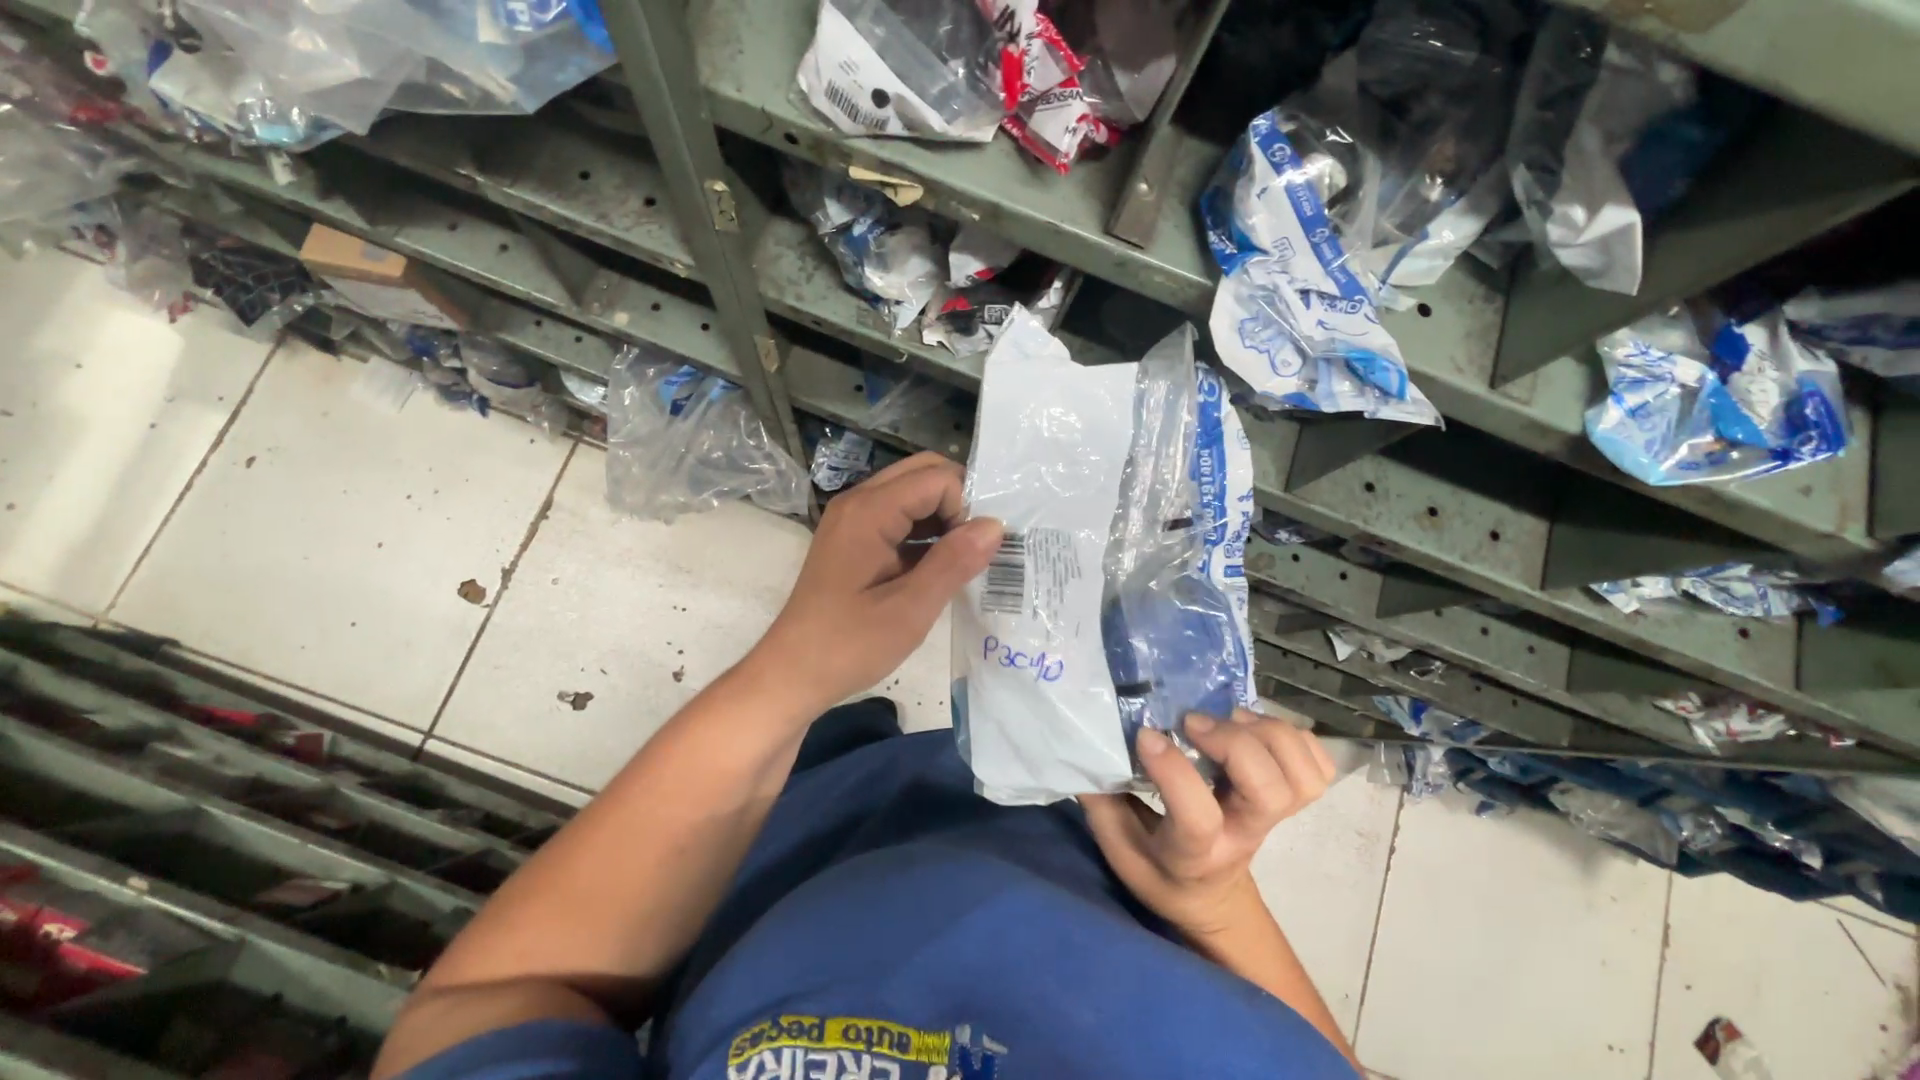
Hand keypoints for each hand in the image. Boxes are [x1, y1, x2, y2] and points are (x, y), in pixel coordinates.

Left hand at [746, 453, 1001, 716]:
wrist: (793, 674)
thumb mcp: (910, 609)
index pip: (937, 478)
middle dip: (957, 504)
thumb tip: (995, 526)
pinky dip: (923, 534)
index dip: (963, 509)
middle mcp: (858, 503)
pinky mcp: (853, 540)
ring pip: (912, 494)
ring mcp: (852, 520)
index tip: (968, 555)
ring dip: (942, 519)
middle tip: (970, 552)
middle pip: (923, 473)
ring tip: (959, 564)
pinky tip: (935, 571)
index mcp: (869, 512)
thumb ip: (953, 562)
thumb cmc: (849, 645)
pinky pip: (897, 517)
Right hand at [1080, 708, 1336, 938]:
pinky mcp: (1291, 802)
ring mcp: (1274, 820)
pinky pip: (1317, 767)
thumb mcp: (1118, 847)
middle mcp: (1243, 834)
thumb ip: (1102, 801)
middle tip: (1192, 723)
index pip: (1197, 817)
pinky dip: (1294, 737)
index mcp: (1195, 853)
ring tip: (1228, 718)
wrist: (1212, 898)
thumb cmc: (1158, 871)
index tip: (1146, 736)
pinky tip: (1255, 727)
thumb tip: (1084, 746)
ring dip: (1267, 733)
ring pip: (1300, 777)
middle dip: (1234, 744)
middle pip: (1268, 791)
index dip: (1174, 772)